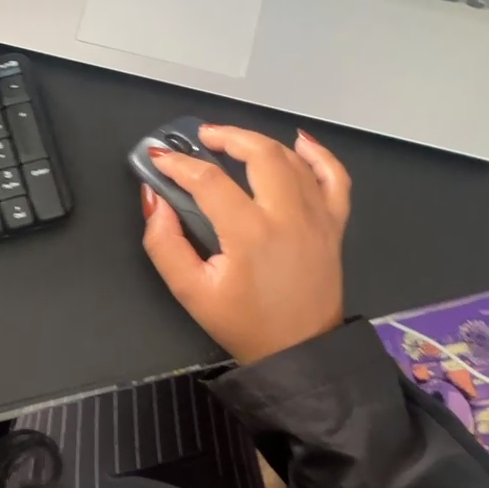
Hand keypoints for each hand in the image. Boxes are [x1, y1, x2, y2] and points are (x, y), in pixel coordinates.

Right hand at [140, 125, 350, 364]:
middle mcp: (287, 215)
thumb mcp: (190, 291)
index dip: (179, 164)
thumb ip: (164, 244)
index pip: (209, 180)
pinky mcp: (334, 224)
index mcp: (249, 233)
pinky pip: (334, 177)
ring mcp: (317, 217)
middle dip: (227, 137)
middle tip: (202, 136)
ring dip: (261, 142)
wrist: (298, 350)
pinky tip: (299, 143)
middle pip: (259, 154)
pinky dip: (318, 154)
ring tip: (234, 141)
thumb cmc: (242, 323)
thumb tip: (154, 201)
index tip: (159, 159)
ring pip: (292, 160)